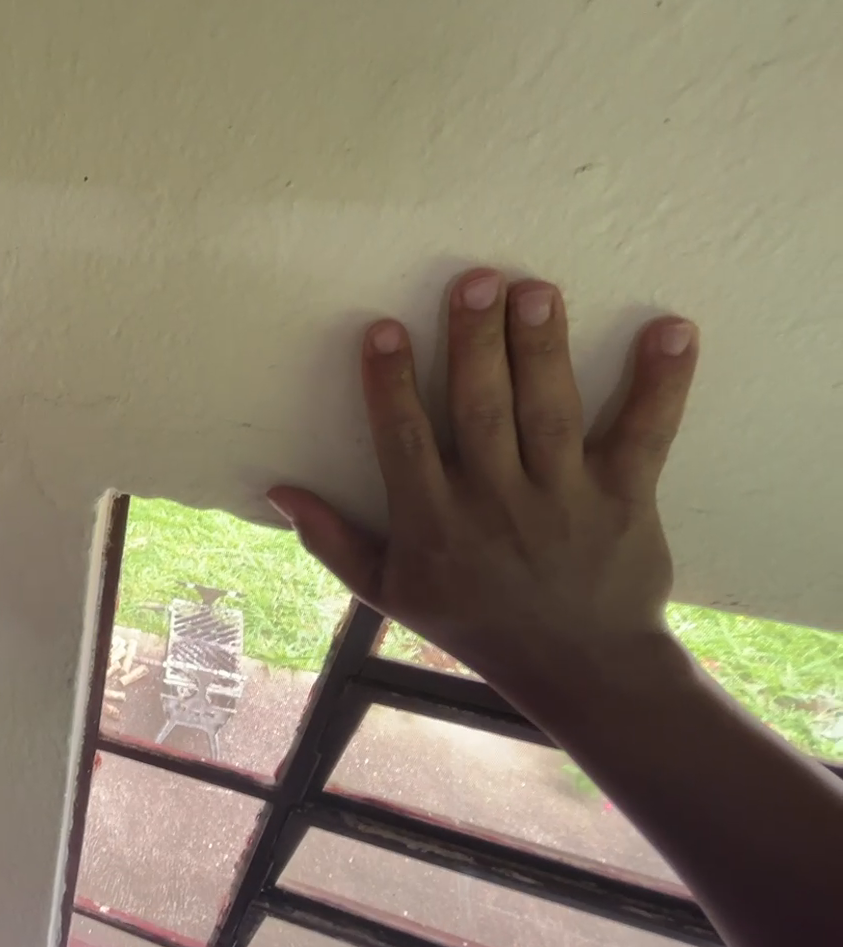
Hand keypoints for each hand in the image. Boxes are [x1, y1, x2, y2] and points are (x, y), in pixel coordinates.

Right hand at [267, 269, 699, 700]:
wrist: (577, 664)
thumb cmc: (466, 620)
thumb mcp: (381, 590)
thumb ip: (329, 539)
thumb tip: (278, 492)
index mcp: (432, 520)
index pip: (404, 439)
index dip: (391, 383)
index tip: (385, 331)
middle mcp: (495, 499)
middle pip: (481, 409)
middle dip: (474, 343)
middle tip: (473, 282)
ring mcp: (564, 495)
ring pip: (549, 410)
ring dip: (541, 348)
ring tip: (533, 289)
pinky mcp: (627, 497)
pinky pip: (645, 433)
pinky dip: (659, 382)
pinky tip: (668, 328)